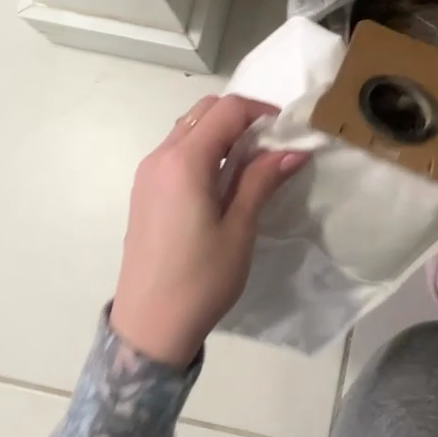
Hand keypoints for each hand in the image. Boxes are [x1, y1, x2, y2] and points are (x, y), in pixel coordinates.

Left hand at [111, 94, 307, 366]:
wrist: (149, 326)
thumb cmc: (201, 280)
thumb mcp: (239, 228)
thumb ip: (262, 180)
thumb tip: (293, 150)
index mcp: (184, 162)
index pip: (227, 110)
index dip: (261, 112)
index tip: (288, 132)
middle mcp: (160, 157)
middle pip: (204, 111)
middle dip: (241, 117)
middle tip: (273, 144)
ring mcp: (148, 173)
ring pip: (189, 128)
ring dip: (222, 132)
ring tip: (253, 162)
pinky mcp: (144, 190)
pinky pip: (177, 150)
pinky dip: (205, 149)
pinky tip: (224, 179)